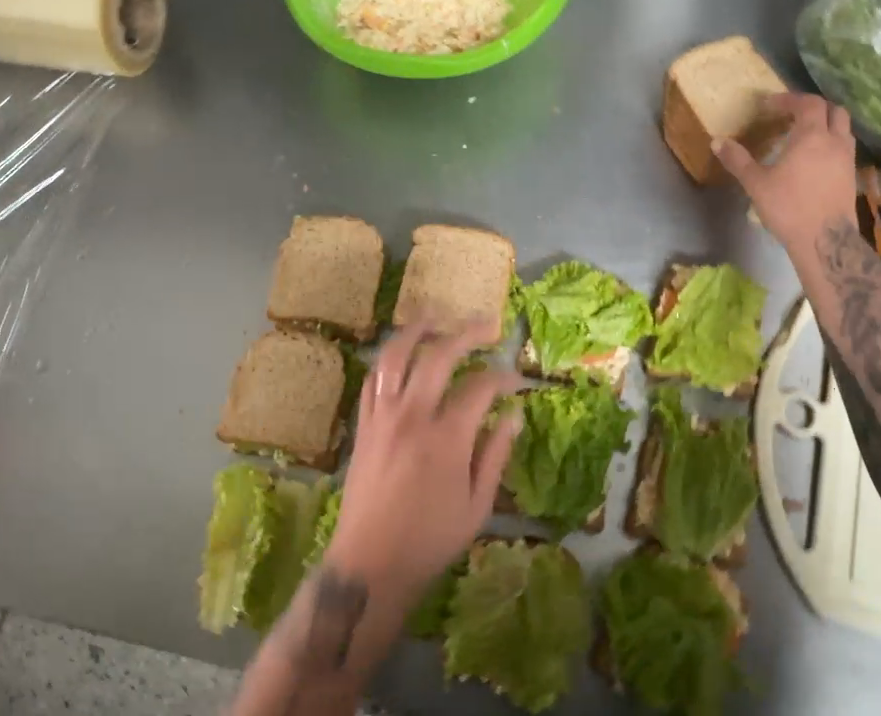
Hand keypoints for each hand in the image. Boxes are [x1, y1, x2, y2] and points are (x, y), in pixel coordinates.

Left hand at [323, 320, 521, 608]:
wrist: (369, 564)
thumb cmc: (430, 540)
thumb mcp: (477, 506)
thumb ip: (495, 454)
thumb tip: (514, 415)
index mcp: (446, 439)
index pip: (480, 387)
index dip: (504, 377)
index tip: (517, 380)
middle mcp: (412, 417)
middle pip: (437, 355)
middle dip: (465, 333)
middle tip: (485, 324)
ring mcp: (382, 418)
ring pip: (394, 356)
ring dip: (416, 330)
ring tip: (434, 316)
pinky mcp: (363, 426)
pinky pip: (373, 379)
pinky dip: (388, 360)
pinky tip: (401, 354)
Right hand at [714, 92, 857, 255]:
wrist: (825, 241)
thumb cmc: (788, 208)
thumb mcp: (756, 183)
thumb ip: (738, 160)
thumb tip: (717, 141)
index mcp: (812, 137)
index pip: (808, 104)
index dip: (789, 99)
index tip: (769, 105)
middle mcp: (835, 142)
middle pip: (835, 111)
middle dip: (814, 107)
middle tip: (792, 115)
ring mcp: (847, 160)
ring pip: (843, 130)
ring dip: (826, 125)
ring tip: (804, 136)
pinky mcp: (852, 177)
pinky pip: (845, 149)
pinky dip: (831, 144)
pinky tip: (815, 160)